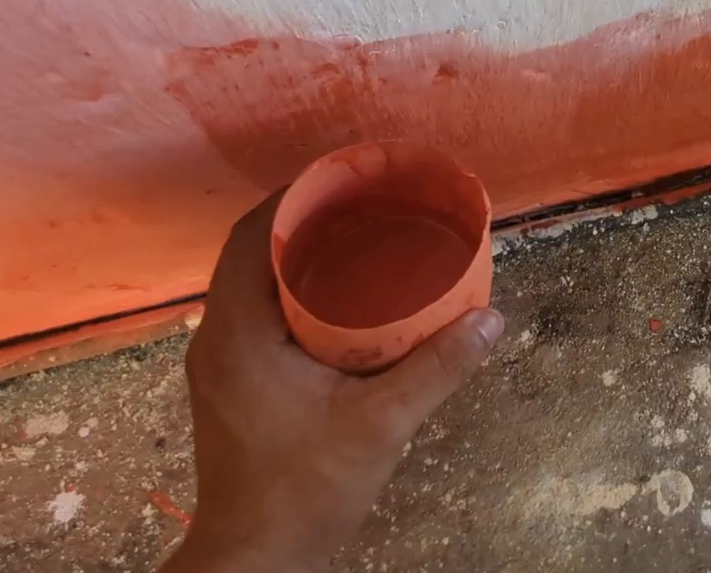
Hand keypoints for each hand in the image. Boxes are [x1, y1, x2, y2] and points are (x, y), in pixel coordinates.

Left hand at [162, 192, 504, 572]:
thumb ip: (437, 369)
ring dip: (299, 247)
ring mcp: (222, 358)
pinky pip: (260, 304)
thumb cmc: (305, 490)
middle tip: (368, 199)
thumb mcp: (380, 426)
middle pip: (252, 248)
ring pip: (254, 277)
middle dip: (305, 215)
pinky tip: (343, 287)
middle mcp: (218, 336)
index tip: (347, 176)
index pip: (249, 236)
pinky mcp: (235, 377)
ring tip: (362, 230)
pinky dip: (296, 281)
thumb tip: (493, 319)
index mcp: (238, 334)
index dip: (292, 195)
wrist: (255, 563)